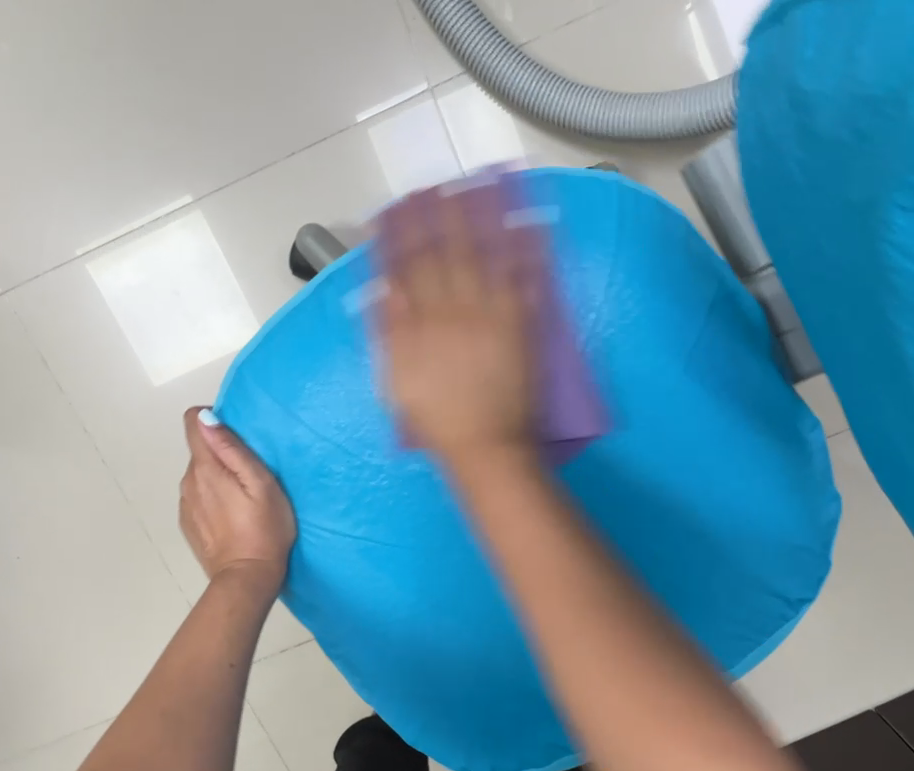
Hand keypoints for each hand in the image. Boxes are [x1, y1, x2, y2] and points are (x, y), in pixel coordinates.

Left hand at [179, 407, 295, 587]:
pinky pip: (198, 498)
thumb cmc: (264, 529)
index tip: (236, 435)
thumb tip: (206, 418)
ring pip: (199, 477)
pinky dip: (212, 500)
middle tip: (250, 476)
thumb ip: (233, 449)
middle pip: (200, 452)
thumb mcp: (262, 484)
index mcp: (205, 467)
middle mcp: (188, 481)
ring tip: (243, 499)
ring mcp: (185, 504)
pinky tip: (231, 518)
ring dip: (217, 479)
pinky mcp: (188, 524)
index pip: (192, 423)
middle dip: (221, 455)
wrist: (247, 578)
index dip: (212, 420)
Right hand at [377, 179, 544, 468]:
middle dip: (443, 213)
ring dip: (485, 216)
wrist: (486, 447)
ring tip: (483, 183)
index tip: (401, 203)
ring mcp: (492, 315)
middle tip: (441, 181)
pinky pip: (526, 279)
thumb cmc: (437, 421)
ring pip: (486, 255)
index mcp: (423, 322)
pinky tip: (529, 221)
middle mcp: (456, 309)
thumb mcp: (397, 381)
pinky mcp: (522, 325)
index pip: (409, 265)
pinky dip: (529, 249)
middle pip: (447, 251)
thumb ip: (390, 332)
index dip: (404, 231)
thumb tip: (384, 287)